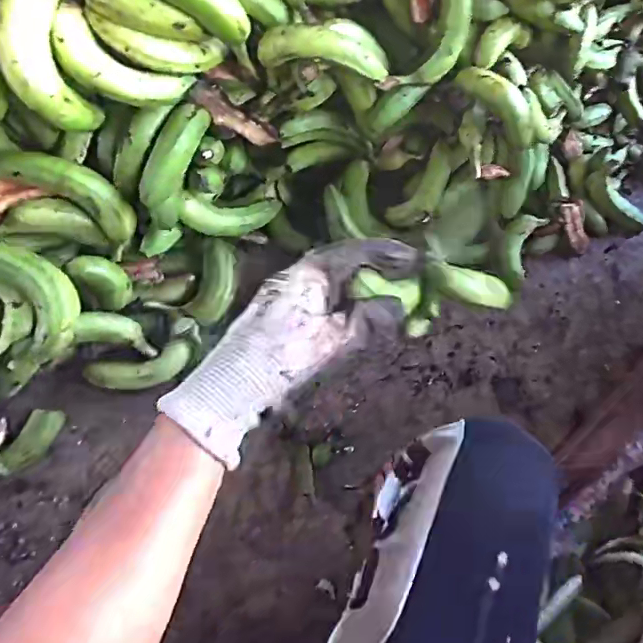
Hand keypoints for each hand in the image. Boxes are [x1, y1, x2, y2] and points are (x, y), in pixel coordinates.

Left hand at [156, 239, 418, 467]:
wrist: (229, 392)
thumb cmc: (284, 362)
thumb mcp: (336, 342)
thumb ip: (370, 320)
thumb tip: (396, 305)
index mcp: (309, 273)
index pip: (355, 250)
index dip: (387, 252)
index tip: (414, 258)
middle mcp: (294, 275)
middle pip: (341, 260)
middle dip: (374, 264)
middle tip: (403, 271)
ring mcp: (283, 294)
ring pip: (330, 279)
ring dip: (358, 281)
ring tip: (384, 290)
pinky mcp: (277, 314)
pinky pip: (320, 294)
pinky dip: (343, 297)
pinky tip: (353, 311)